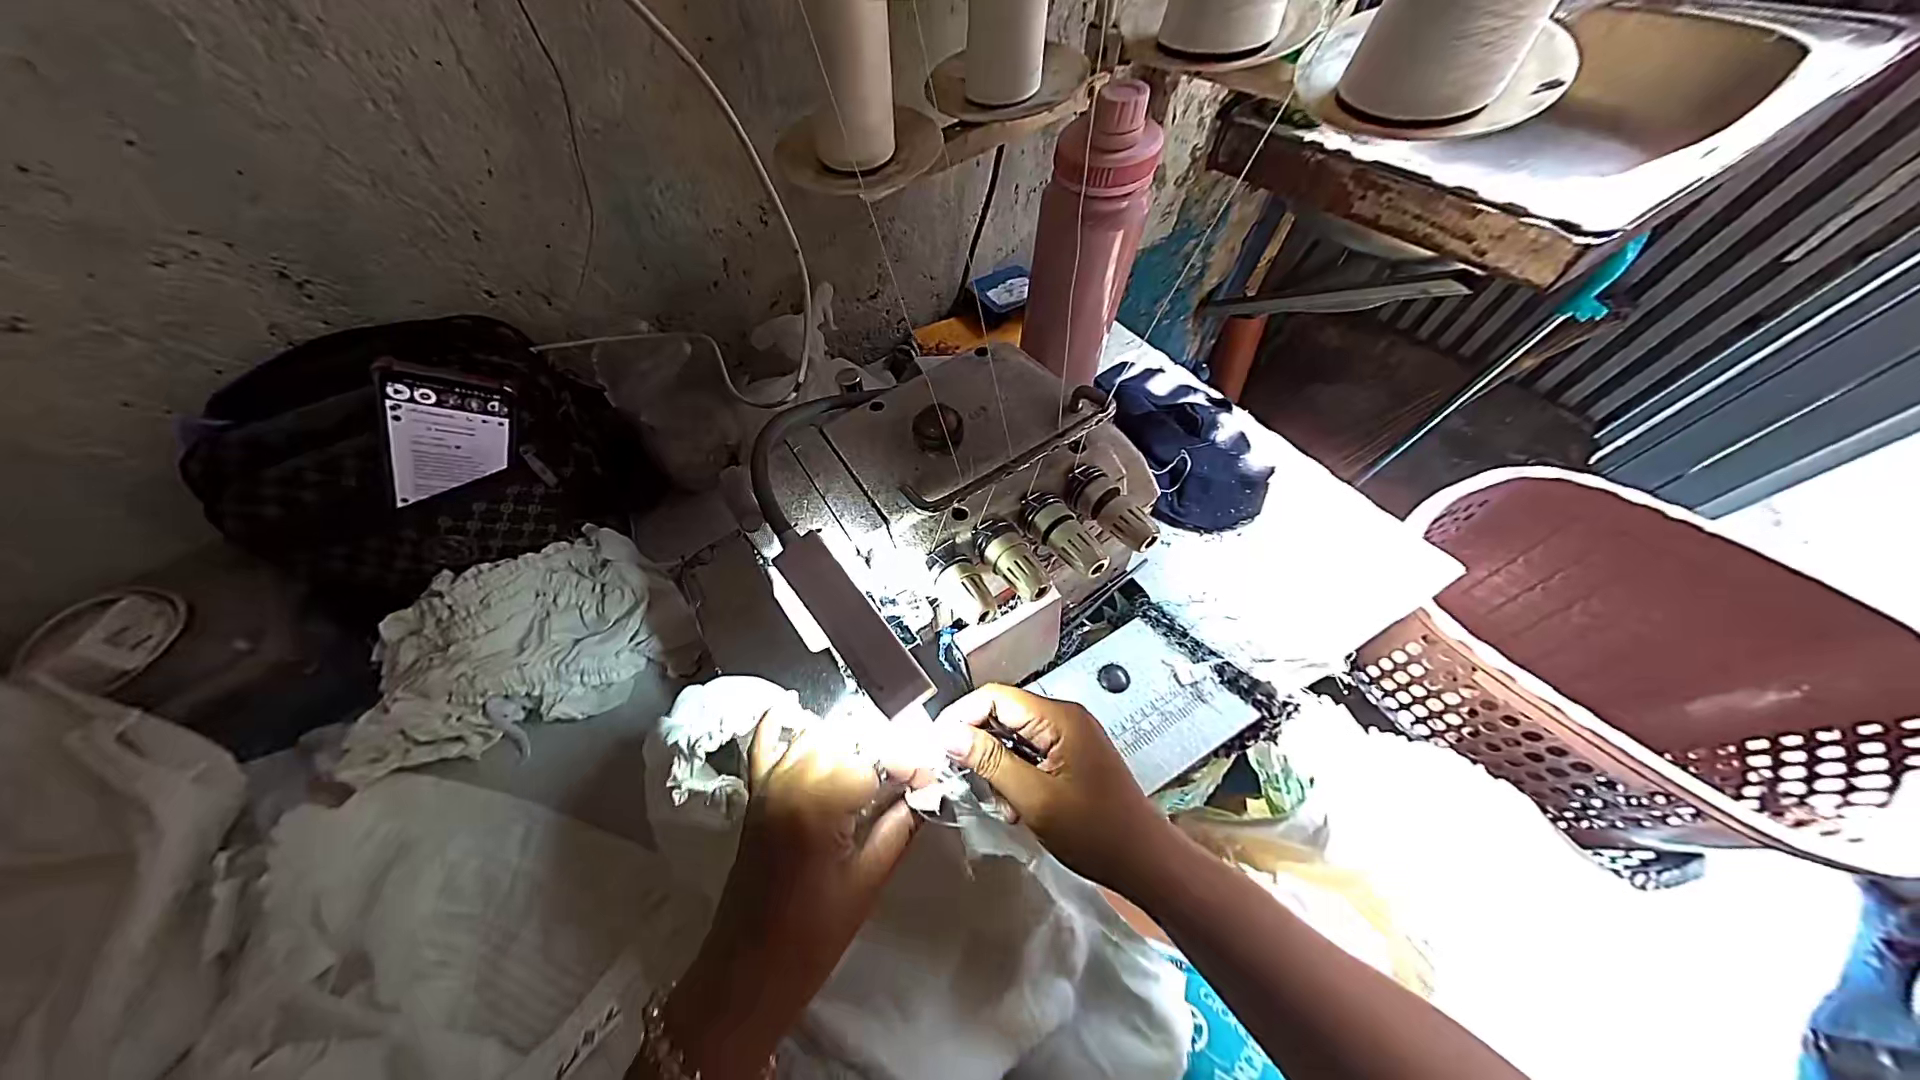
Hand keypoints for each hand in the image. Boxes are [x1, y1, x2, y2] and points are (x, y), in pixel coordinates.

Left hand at [658, 712, 926, 1077]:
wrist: (748, 971)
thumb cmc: (813, 934)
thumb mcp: (869, 878)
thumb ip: (902, 823)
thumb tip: (930, 788)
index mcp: (822, 800)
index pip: (880, 756)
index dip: (912, 764)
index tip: (933, 778)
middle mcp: (792, 779)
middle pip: (850, 737)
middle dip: (885, 749)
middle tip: (912, 776)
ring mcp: (769, 783)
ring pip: (816, 735)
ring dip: (850, 740)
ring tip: (879, 764)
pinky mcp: (756, 794)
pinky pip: (765, 745)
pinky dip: (780, 726)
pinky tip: (795, 711)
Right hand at [933, 684, 1177, 893]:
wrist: (1144, 860)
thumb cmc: (1095, 831)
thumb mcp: (1034, 798)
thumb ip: (990, 762)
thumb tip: (950, 734)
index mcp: (1059, 717)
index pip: (996, 696)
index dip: (962, 716)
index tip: (939, 745)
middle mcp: (1064, 717)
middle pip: (1003, 714)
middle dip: (980, 745)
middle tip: (967, 780)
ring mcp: (1069, 735)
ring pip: (1013, 736)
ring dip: (998, 766)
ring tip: (1002, 802)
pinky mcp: (1071, 754)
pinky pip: (1030, 752)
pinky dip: (1016, 774)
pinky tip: (1018, 804)